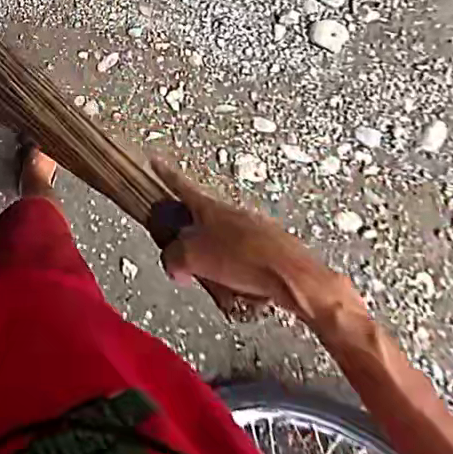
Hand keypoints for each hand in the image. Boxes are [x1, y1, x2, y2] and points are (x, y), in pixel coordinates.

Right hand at [154, 159, 364, 328]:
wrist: (296, 280)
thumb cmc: (247, 261)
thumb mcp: (191, 258)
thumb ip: (173, 258)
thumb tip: (173, 264)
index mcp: (209, 207)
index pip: (180, 186)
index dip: (165, 174)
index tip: (156, 162)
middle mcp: (231, 213)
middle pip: (200, 222)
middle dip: (192, 245)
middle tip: (188, 264)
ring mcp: (253, 230)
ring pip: (222, 245)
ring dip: (216, 265)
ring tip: (221, 285)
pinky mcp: (270, 251)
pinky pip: (243, 263)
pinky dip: (238, 277)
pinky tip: (241, 292)